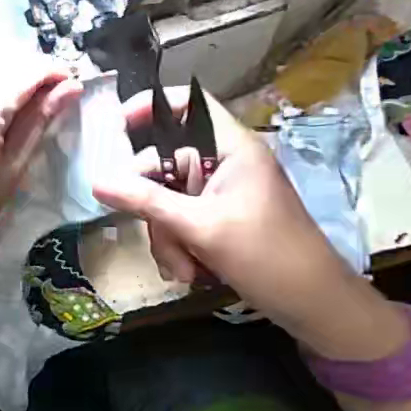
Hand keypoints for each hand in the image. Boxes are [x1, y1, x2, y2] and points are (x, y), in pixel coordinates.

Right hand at [92, 86, 406, 360]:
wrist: (315, 305)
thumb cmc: (267, 256)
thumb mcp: (200, 227)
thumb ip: (146, 201)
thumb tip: (96, 183)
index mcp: (232, 148)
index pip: (190, 104)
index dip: (151, 106)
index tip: (118, 127)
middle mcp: (224, 164)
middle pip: (166, 164)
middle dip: (156, 208)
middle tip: (162, 238)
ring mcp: (221, 193)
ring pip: (168, 199)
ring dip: (168, 237)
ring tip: (185, 269)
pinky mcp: (219, 220)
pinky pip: (180, 221)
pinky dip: (178, 246)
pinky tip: (190, 272)